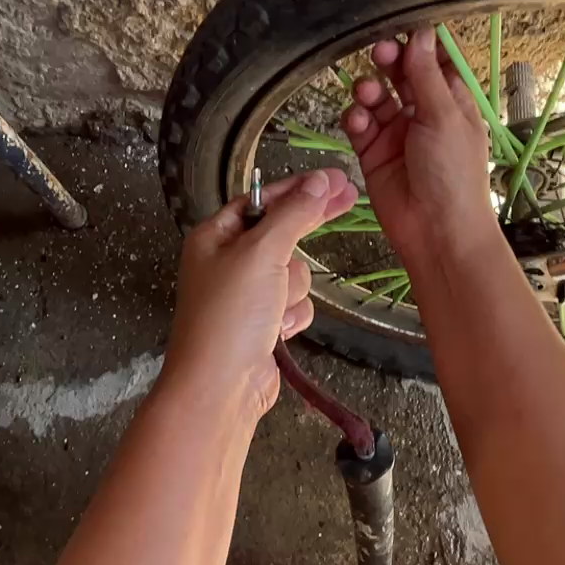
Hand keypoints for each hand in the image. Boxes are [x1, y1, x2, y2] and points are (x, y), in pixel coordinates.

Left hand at [164, 168, 358, 420]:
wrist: (221, 387)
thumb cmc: (230, 315)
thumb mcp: (262, 253)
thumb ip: (293, 215)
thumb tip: (319, 183)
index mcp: (215, 236)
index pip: (263, 200)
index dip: (299, 187)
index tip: (335, 178)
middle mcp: (228, 261)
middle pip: (282, 233)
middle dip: (307, 227)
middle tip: (350, 197)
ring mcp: (246, 295)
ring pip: (294, 273)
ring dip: (293, 289)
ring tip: (275, 307)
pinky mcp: (263, 324)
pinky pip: (295, 305)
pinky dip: (292, 316)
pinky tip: (278, 330)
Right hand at [341, 29, 498, 268]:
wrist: (436, 231)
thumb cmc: (453, 174)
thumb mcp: (444, 117)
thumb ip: (427, 75)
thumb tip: (421, 32)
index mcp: (453, 102)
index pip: (436, 60)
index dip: (420, 43)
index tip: (403, 27)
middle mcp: (425, 113)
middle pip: (403, 73)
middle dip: (390, 60)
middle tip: (380, 52)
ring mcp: (398, 133)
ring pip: (377, 97)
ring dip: (370, 90)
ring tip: (368, 94)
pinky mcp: (374, 153)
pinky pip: (359, 125)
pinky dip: (356, 119)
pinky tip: (358, 122)